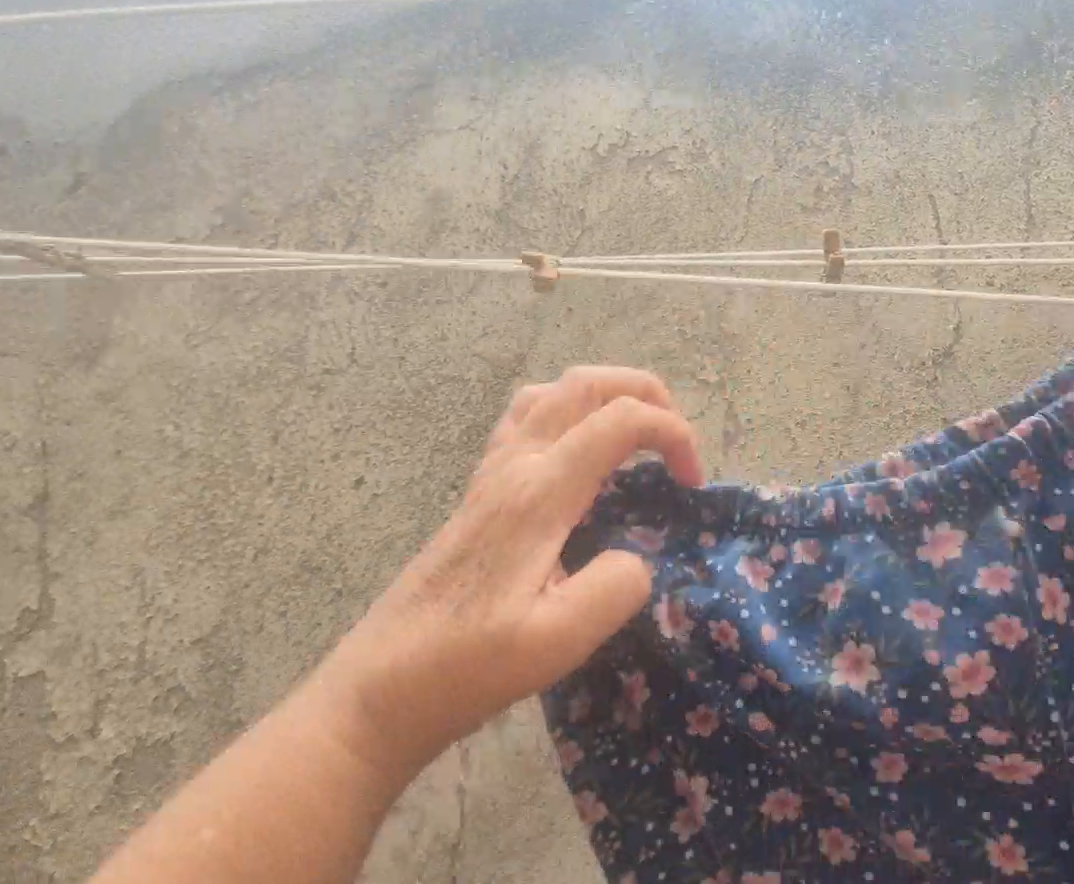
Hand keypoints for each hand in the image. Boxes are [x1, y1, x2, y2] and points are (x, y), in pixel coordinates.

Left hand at [309, 367, 704, 777]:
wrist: (380, 689)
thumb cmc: (468, 666)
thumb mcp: (557, 642)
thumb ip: (615, 588)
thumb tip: (636, 558)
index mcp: (539, 492)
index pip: (621, 420)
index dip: (674, 434)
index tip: (693, 484)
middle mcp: (514, 465)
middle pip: (586, 383)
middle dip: (647, 394)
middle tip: (676, 443)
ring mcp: (492, 473)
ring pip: (553, 391)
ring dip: (607, 396)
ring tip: (636, 436)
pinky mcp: (480, 491)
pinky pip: (528, 418)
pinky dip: (571, 414)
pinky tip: (581, 456)